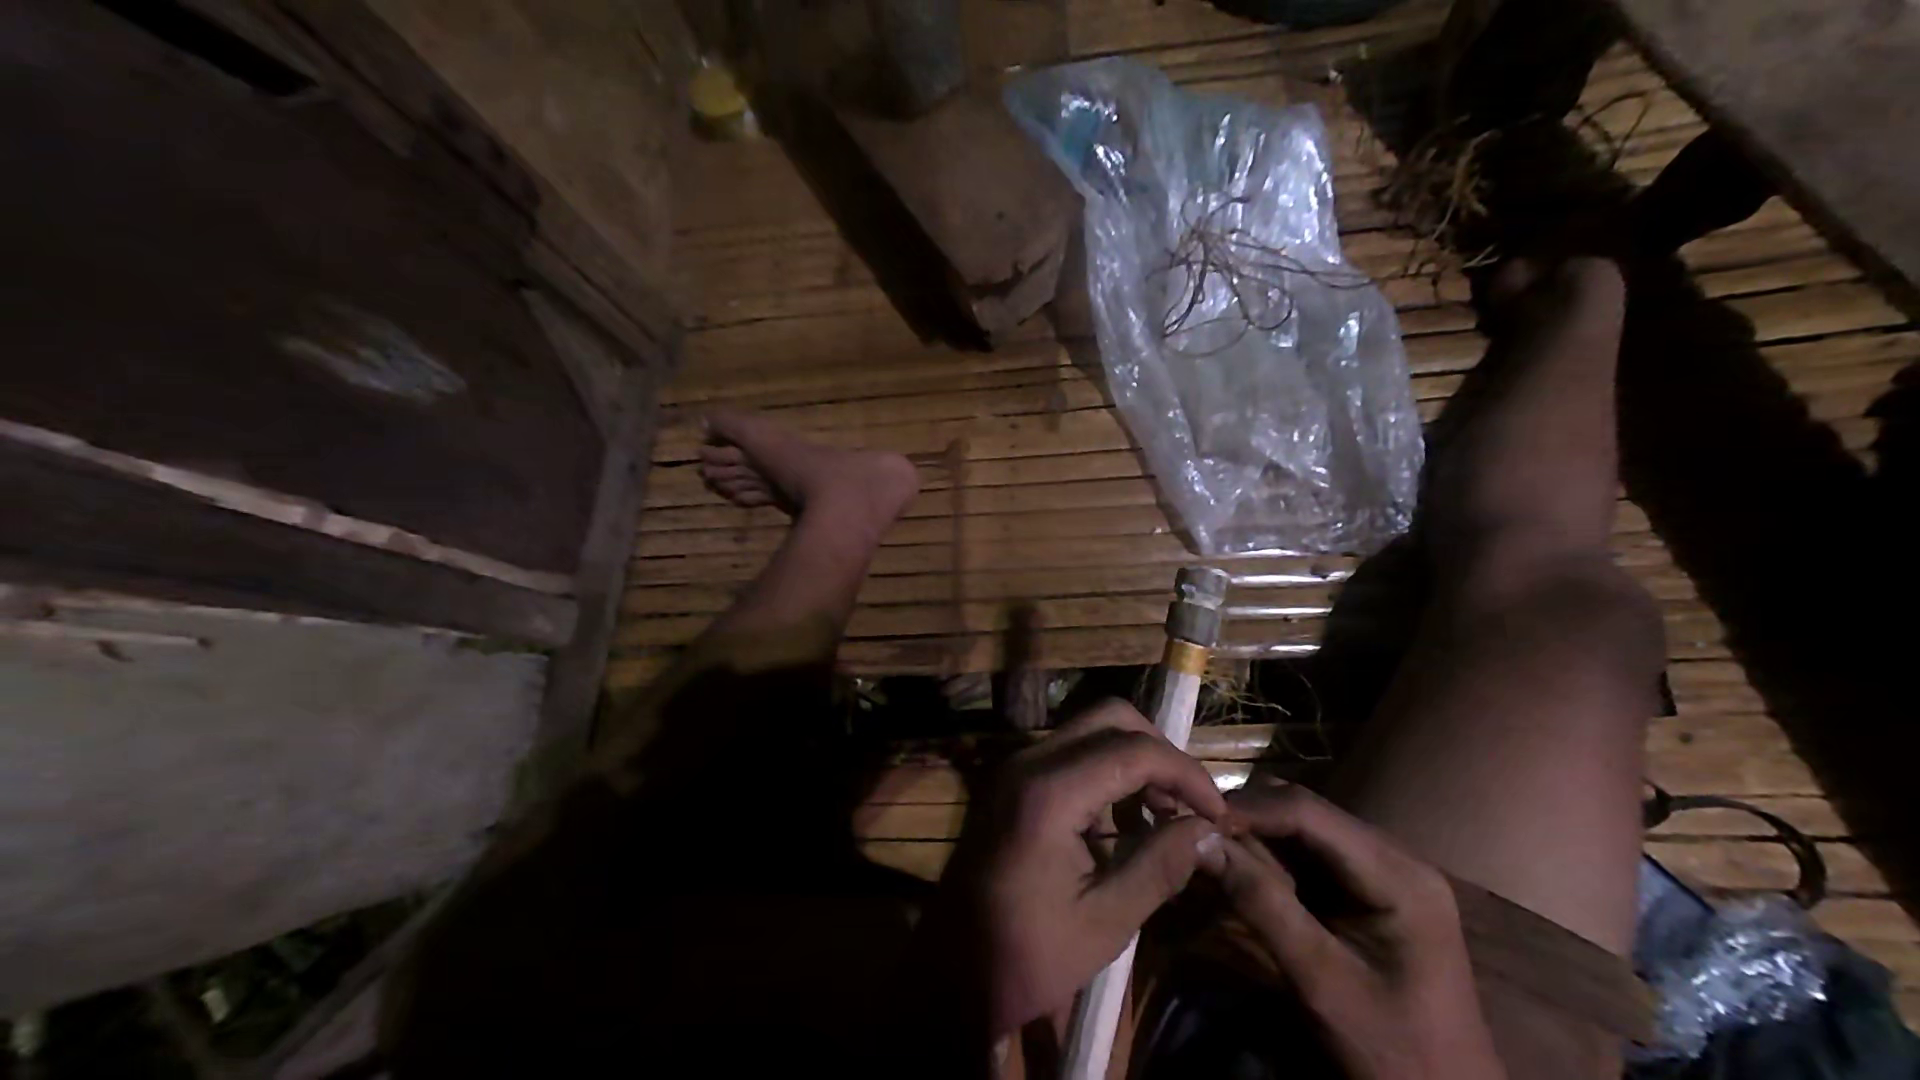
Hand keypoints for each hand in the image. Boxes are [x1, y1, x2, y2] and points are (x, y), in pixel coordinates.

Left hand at [940, 699, 1229, 1035]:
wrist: (952, 971)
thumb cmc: (1027, 954)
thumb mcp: (1104, 921)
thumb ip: (1160, 865)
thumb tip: (1210, 830)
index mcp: (1048, 792)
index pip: (1133, 750)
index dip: (1185, 774)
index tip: (1218, 814)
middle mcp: (1028, 762)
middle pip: (1109, 718)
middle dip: (1159, 751)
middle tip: (1189, 803)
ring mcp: (1015, 767)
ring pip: (1089, 730)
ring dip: (1133, 759)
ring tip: (1164, 814)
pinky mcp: (1012, 781)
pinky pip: (1069, 753)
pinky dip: (1106, 771)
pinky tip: (1124, 819)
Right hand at [1198, 786, 1506, 1079]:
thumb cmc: (1391, 1050)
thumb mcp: (1321, 980)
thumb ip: (1262, 904)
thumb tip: (1199, 840)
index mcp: (1398, 873)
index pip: (1307, 811)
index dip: (1246, 809)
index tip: (1191, 821)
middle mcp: (1393, 855)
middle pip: (1303, 809)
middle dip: (1247, 818)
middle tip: (1196, 838)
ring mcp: (1381, 869)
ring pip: (1300, 825)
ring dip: (1254, 834)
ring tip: (1211, 852)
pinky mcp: (1366, 886)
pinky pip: (1307, 851)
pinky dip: (1269, 855)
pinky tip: (1241, 870)